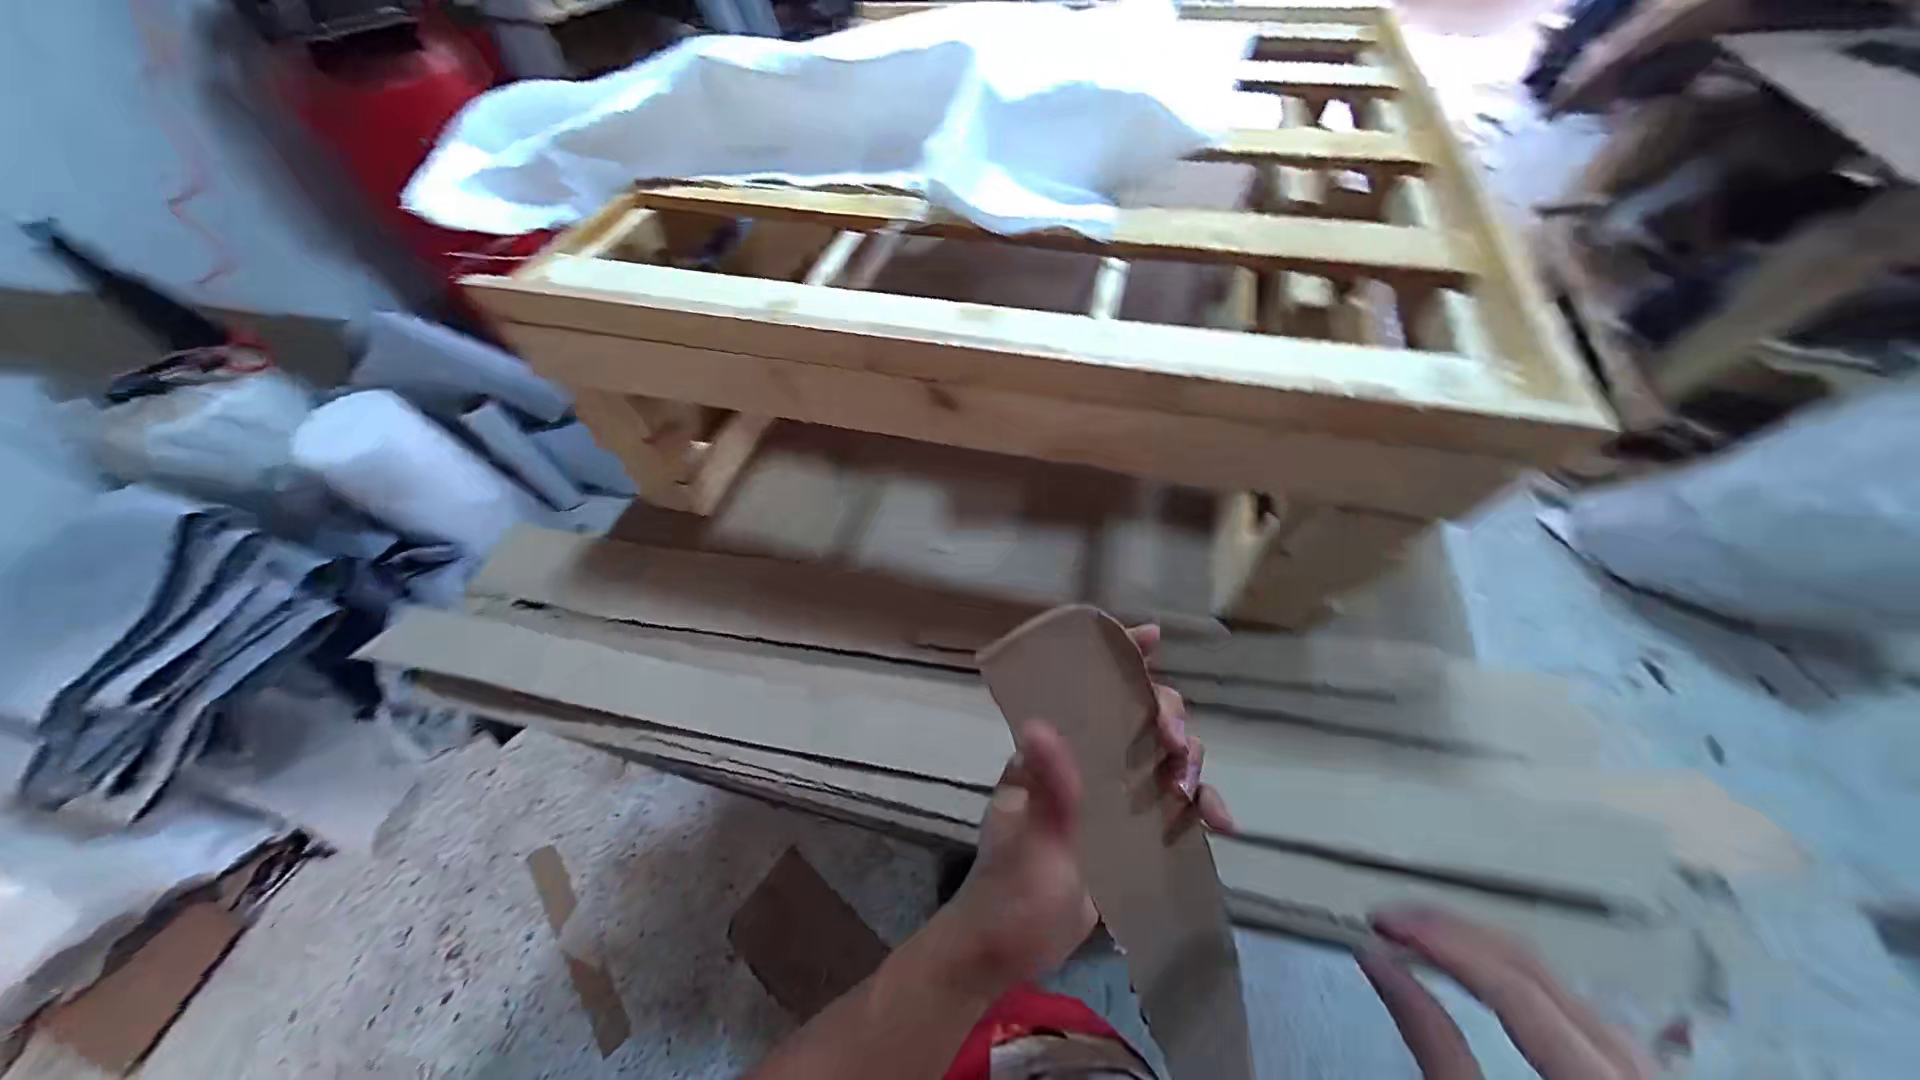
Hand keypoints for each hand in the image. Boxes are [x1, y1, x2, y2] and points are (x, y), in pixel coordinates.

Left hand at [935, 624, 1229, 991]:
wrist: (1010, 950)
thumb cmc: (1009, 889)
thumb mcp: (1029, 838)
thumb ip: (1045, 787)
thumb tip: (1039, 724)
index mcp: (1050, 752)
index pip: (1083, 691)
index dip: (1116, 659)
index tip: (1150, 639)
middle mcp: (1083, 762)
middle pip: (1134, 718)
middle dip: (1165, 718)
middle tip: (1178, 748)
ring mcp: (1109, 796)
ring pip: (1160, 756)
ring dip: (1188, 762)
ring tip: (1194, 791)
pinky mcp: (1130, 830)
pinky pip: (1172, 804)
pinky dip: (1198, 806)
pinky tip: (1220, 824)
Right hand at [1359, 907, 1655, 1079]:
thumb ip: (1431, 1043)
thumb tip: (1379, 964)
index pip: (1512, 989)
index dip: (1439, 944)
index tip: (1382, 924)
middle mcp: (1637, 1079)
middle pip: (1538, 972)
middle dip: (1453, 933)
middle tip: (1391, 922)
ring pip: (1559, 981)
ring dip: (1482, 949)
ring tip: (1424, 939)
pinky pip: (1573, 1007)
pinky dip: (1515, 978)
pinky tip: (1482, 973)